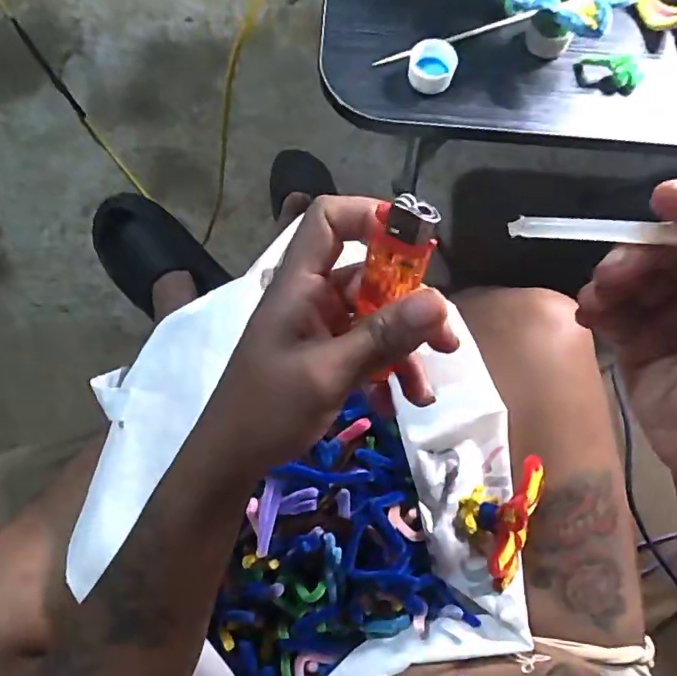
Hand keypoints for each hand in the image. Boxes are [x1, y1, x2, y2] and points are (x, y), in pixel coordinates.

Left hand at [199, 195, 460, 476]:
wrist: (229, 460)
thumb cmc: (269, 410)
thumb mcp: (329, 372)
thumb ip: (383, 336)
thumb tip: (439, 301)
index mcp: (299, 285)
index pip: (328, 219)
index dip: (370, 216)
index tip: (416, 243)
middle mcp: (311, 299)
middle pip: (369, 277)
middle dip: (412, 307)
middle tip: (446, 339)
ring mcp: (319, 330)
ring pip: (375, 320)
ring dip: (405, 350)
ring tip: (424, 391)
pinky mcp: (325, 358)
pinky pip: (366, 351)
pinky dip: (387, 372)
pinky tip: (398, 404)